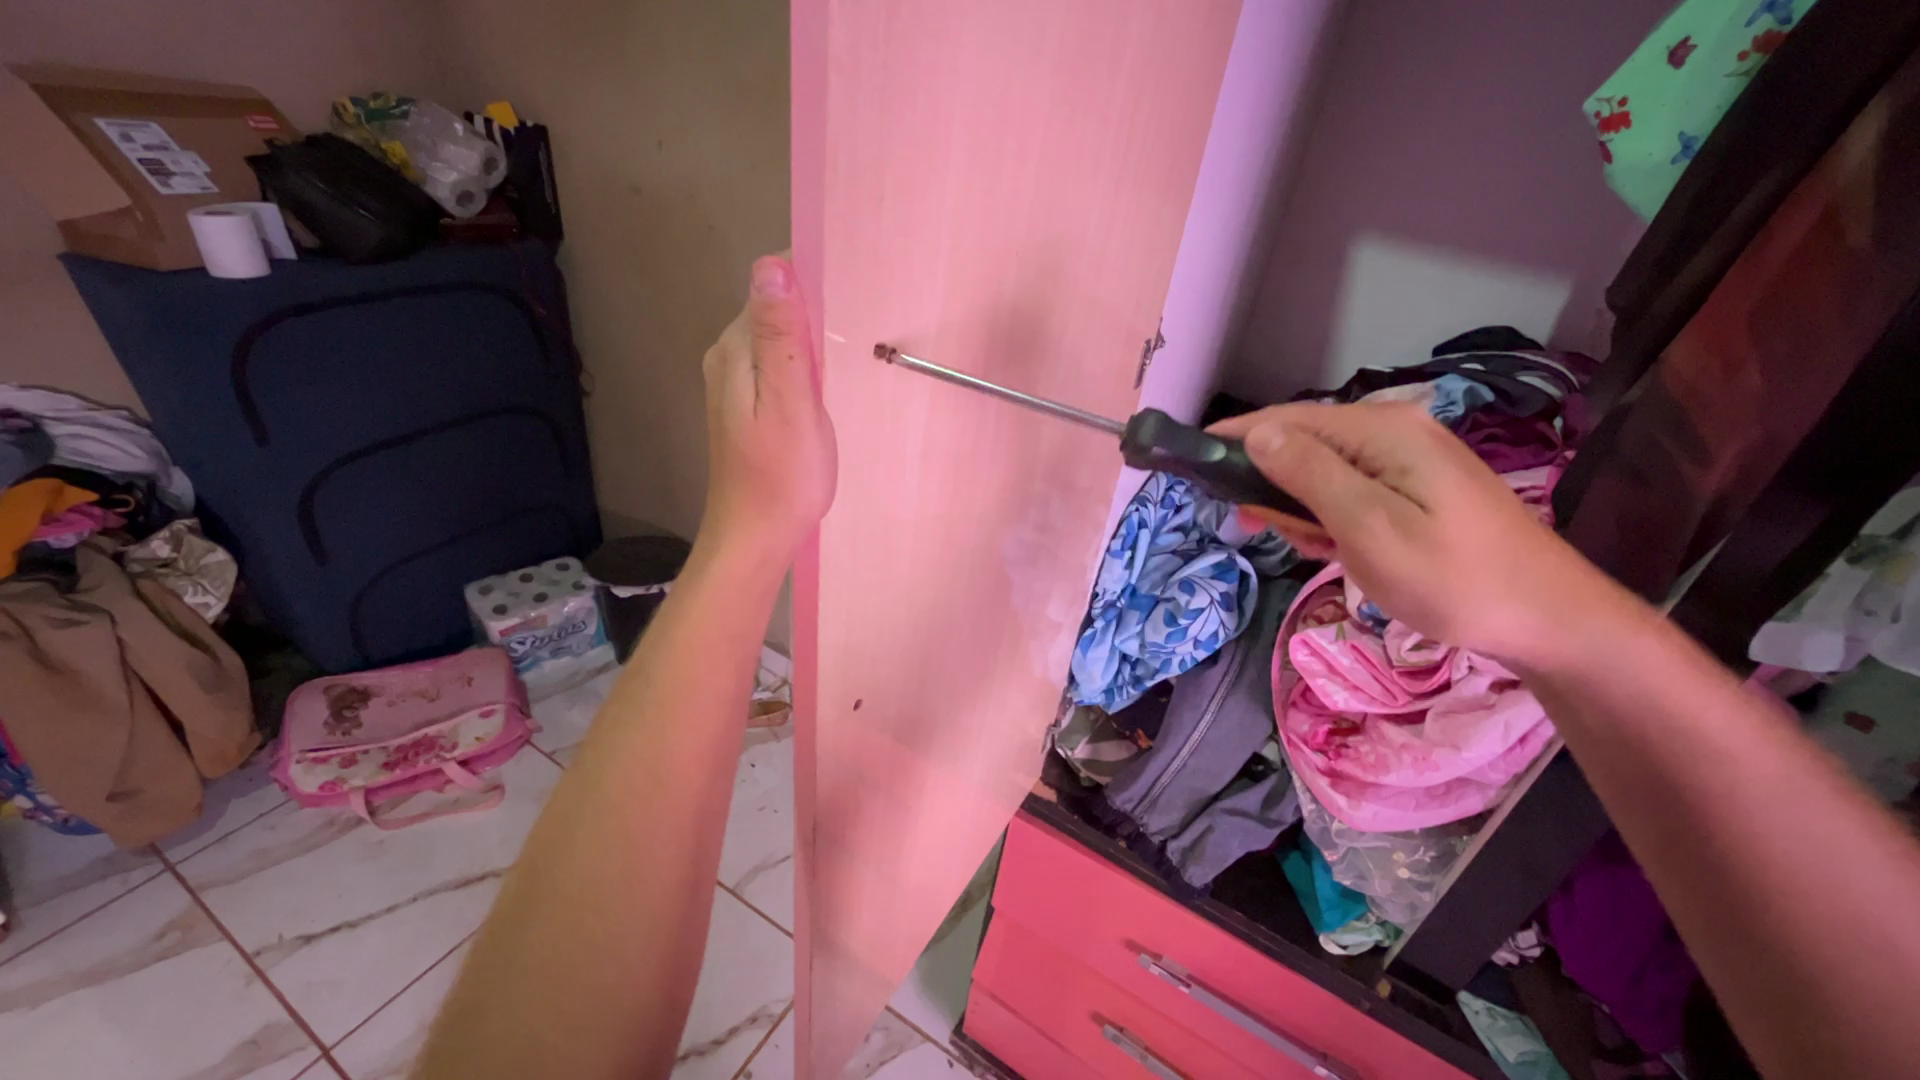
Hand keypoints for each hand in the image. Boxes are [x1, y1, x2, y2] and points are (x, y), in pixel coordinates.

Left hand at [697, 255, 837, 570]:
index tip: (852, 298)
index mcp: (735, 350)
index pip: (772, 287)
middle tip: (859, 332)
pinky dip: (806, 364)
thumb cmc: (781, 476)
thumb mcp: (789, 403)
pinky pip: (780, 364)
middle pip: (775, 309)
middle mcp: (728, 356)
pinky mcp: (749, 403)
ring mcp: (736, 381)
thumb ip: (782, 336)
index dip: (812, 284)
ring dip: (814, 338)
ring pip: (780, 338)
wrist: (756, 536)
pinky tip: (827, 383)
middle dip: (816, 310)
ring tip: (850, 354)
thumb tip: (771, 265)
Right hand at [1208, 402, 1634, 667]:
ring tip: (1308, 548)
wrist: (1547, 618)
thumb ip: (1310, 475)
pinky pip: (1351, 491)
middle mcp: (1394, 432)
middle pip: (1303, 442)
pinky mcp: (1417, 487)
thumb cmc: (1452, 578)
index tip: (1188, 460)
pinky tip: (1335, 549)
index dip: (1234, 436)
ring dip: (1301, 507)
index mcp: (1381, 432)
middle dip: (1269, 482)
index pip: (1287, 419)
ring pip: (1324, 471)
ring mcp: (1409, 459)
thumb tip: (1256, 432)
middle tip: (1256, 529)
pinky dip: (1330, 517)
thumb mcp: (1369, 528)